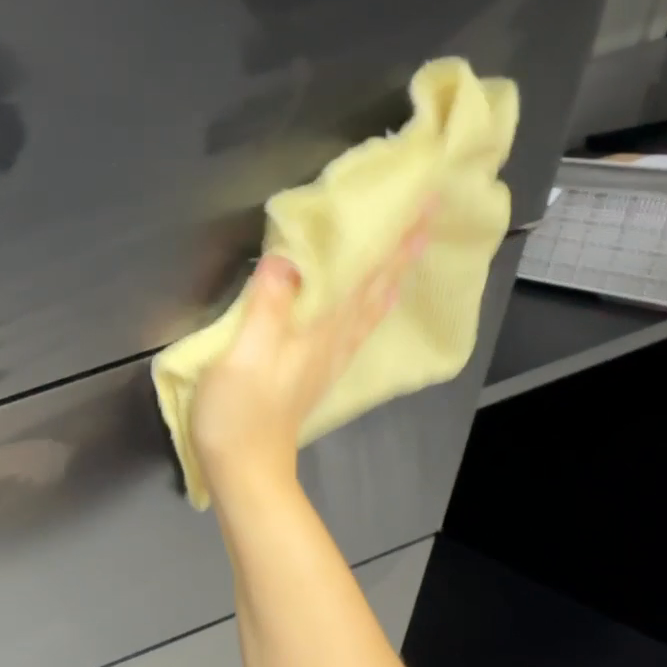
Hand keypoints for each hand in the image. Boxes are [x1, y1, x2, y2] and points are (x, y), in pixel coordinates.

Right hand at [190, 208, 434, 509]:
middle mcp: (333, 342)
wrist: (244, 466)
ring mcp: (326, 362)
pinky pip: (355, 330)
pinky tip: (370, 308)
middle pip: (375, 289)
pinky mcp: (314, 377)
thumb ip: (266, 306)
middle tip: (428, 214)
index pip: (363, 275)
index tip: (423, 199)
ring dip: (390, 278)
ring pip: (370, 310)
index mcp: (319, 330)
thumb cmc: (237, 412)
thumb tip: (288, 258)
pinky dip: (371, 308)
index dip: (391, 238)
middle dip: (400, 251)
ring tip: (408, 254)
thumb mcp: (241, 354)